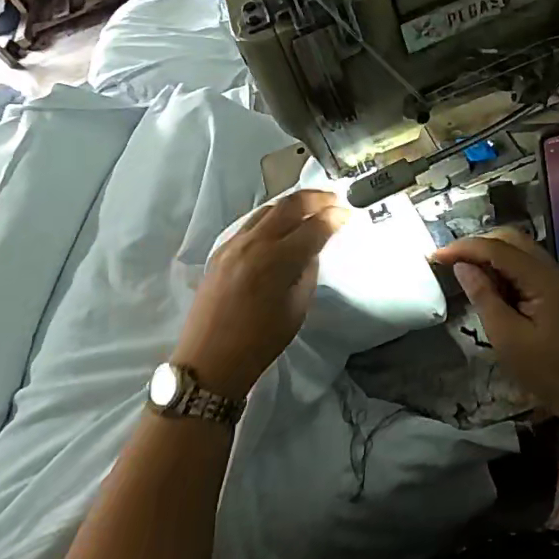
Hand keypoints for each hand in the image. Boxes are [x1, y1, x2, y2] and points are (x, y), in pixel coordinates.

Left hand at [172, 190, 347, 397]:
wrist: (209, 359)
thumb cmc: (260, 342)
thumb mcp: (296, 308)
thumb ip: (307, 273)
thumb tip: (312, 251)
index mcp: (276, 260)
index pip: (314, 227)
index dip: (335, 217)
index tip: (349, 213)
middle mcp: (254, 244)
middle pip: (290, 205)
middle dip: (316, 199)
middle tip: (335, 199)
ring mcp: (234, 244)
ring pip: (268, 209)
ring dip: (293, 204)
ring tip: (312, 208)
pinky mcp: (221, 251)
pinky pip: (251, 223)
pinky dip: (272, 217)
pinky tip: (282, 226)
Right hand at [431, 229, 558, 411]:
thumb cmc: (542, 367)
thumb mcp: (505, 335)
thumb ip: (483, 296)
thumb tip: (462, 266)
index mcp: (542, 278)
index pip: (499, 249)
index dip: (465, 248)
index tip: (437, 256)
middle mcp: (551, 268)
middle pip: (510, 239)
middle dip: (477, 245)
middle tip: (448, 260)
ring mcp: (554, 276)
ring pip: (517, 249)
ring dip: (488, 254)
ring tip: (461, 270)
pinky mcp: (552, 287)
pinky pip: (523, 264)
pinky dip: (501, 266)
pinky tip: (485, 282)